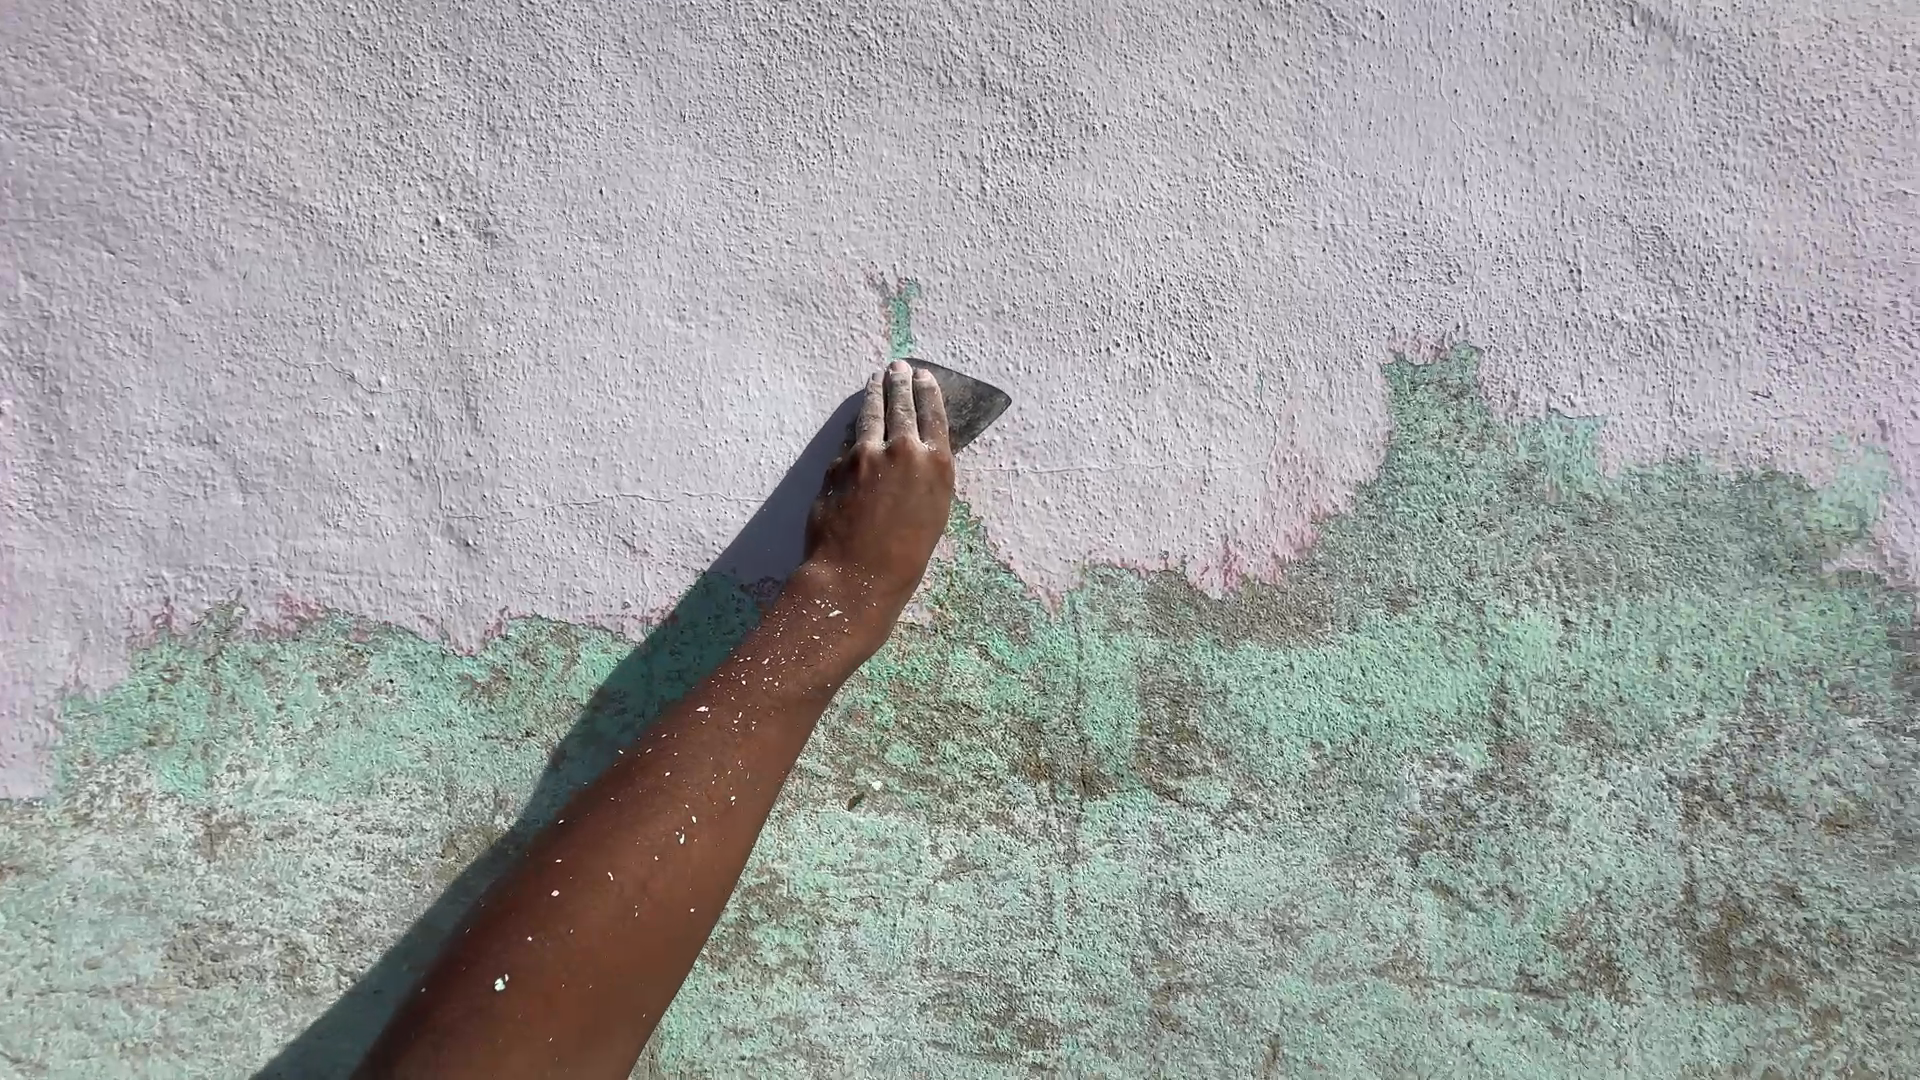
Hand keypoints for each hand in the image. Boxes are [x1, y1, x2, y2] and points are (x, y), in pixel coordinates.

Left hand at [797, 359, 954, 646]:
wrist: (858, 574)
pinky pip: (847, 441)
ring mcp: (866, 455)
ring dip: (873, 394)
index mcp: (935, 465)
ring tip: (875, 380)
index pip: (933, 415)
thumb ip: (923, 475)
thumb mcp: (932, 511)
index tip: (923, 375)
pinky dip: (852, 432)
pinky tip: (853, 425)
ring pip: (870, 414)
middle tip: (898, 366)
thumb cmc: (905, 556)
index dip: (928, 392)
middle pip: (901, 405)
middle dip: (899, 382)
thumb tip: (909, 451)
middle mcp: (903, 451)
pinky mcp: (837, 464)